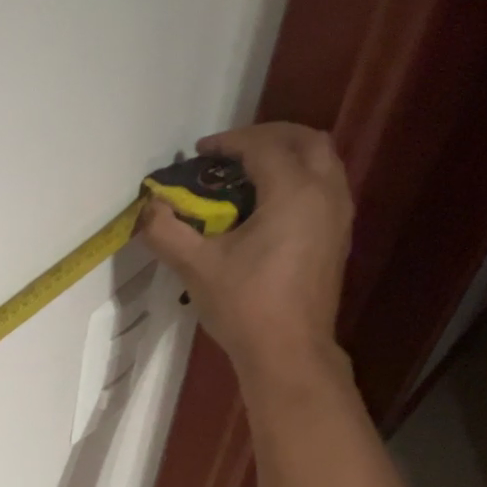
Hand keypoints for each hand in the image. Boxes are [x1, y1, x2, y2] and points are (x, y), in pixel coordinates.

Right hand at [140, 123, 353, 374]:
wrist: (287, 349)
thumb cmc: (243, 305)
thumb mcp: (195, 267)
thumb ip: (167, 231)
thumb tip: (148, 208)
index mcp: (294, 193)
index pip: (264, 146)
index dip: (230, 143)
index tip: (200, 152)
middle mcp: (326, 192)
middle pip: (305, 140)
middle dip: (267, 137)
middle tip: (230, 152)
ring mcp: (338, 213)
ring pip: (321, 161)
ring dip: (285, 156)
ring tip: (246, 174)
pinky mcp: (337, 234)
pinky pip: (323, 185)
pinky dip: (296, 178)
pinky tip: (266, 204)